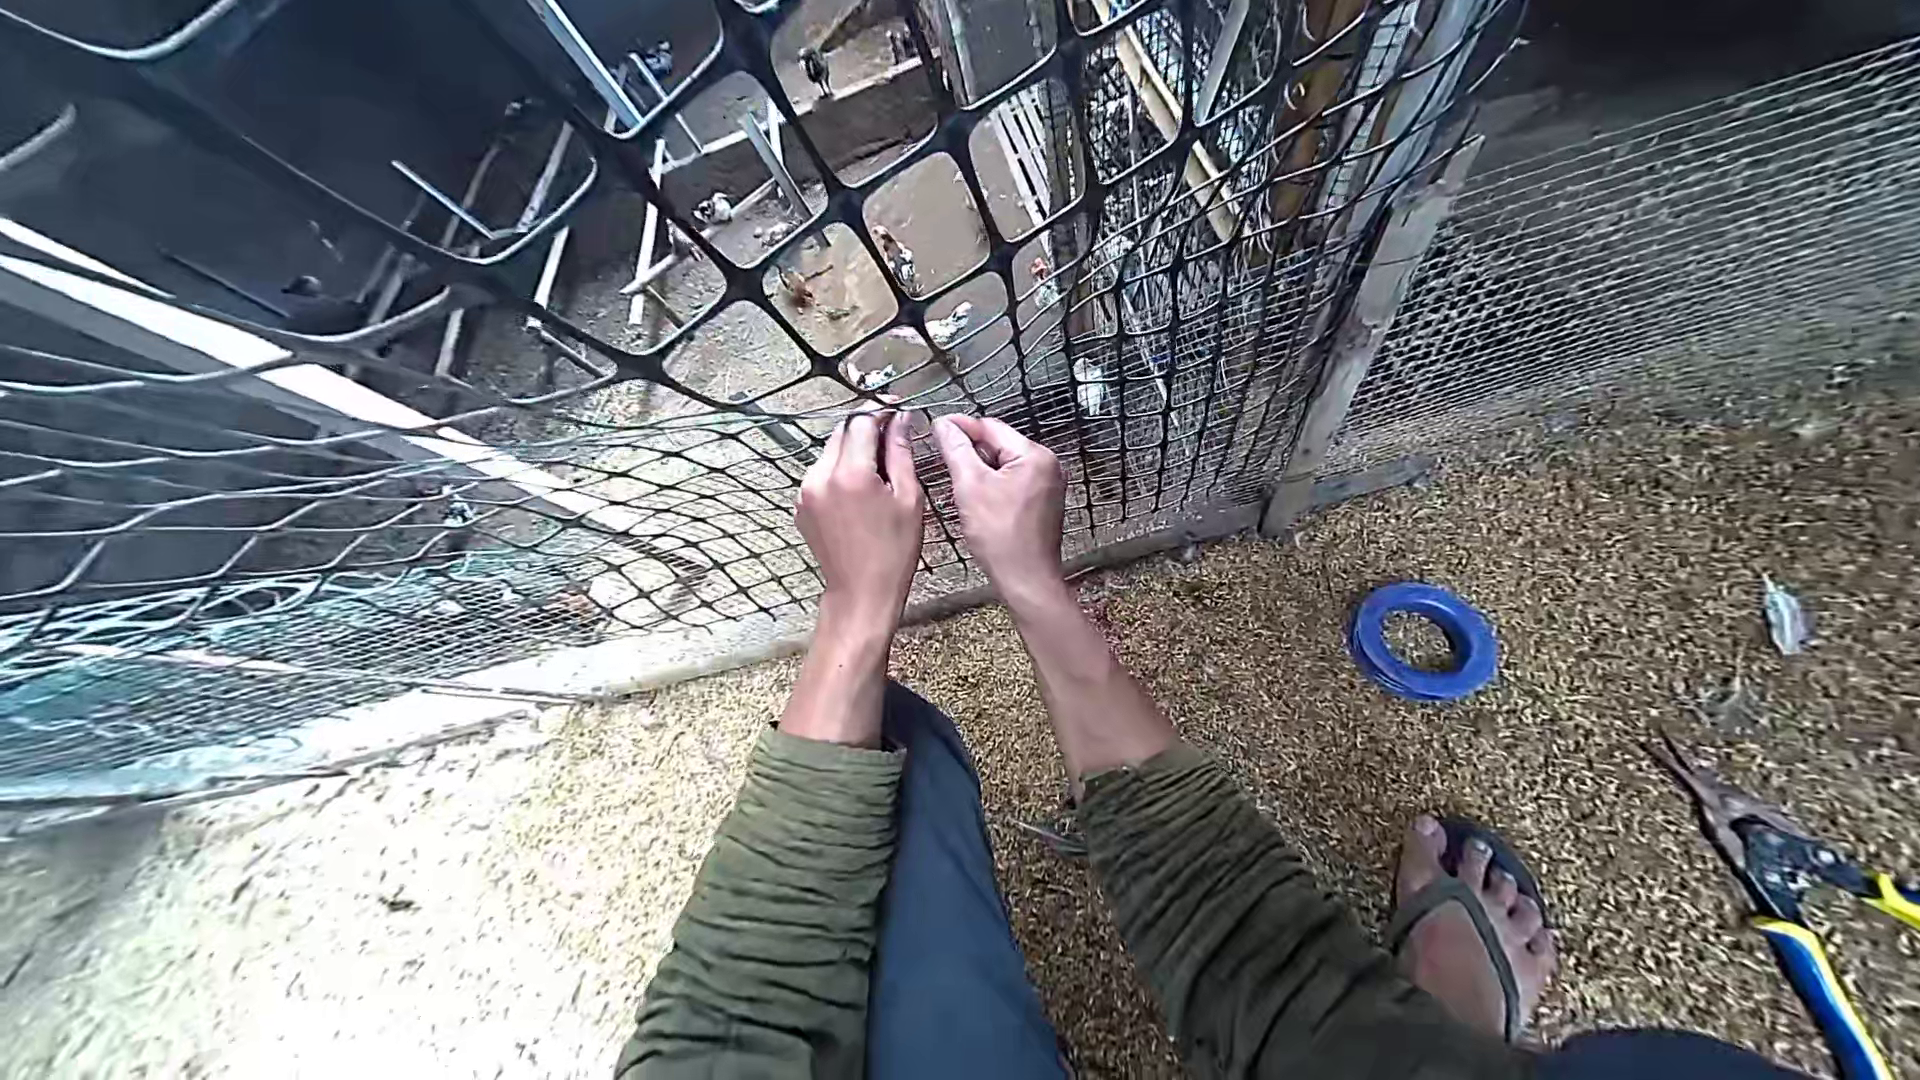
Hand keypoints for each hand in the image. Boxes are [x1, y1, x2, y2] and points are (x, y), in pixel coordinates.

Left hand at [796, 411, 923, 629]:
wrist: (862, 591)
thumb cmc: (893, 551)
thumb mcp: (908, 498)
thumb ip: (901, 453)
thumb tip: (900, 420)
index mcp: (851, 474)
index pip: (862, 421)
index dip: (881, 409)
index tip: (897, 406)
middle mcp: (821, 477)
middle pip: (842, 431)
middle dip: (867, 425)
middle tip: (892, 429)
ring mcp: (806, 491)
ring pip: (830, 450)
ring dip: (854, 446)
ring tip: (880, 461)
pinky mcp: (801, 504)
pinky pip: (821, 472)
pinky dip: (840, 467)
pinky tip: (861, 483)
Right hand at [931, 414, 1065, 605]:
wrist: (1026, 579)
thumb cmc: (1002, 538)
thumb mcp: (970, 487)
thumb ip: (956, 450)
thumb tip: (944, 425)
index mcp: (1035, 455)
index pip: (991, 427)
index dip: (961, 427)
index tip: (937, 429)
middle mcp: (1047, 465)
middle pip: (999, 445)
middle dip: (970, 452)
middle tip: (944, 462)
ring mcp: (1047, 485)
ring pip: (1004, 465)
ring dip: (980, 471)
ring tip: (960, 486)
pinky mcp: (1042, 503)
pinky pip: (1012, 483)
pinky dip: (993, 486)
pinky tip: (978, 502)